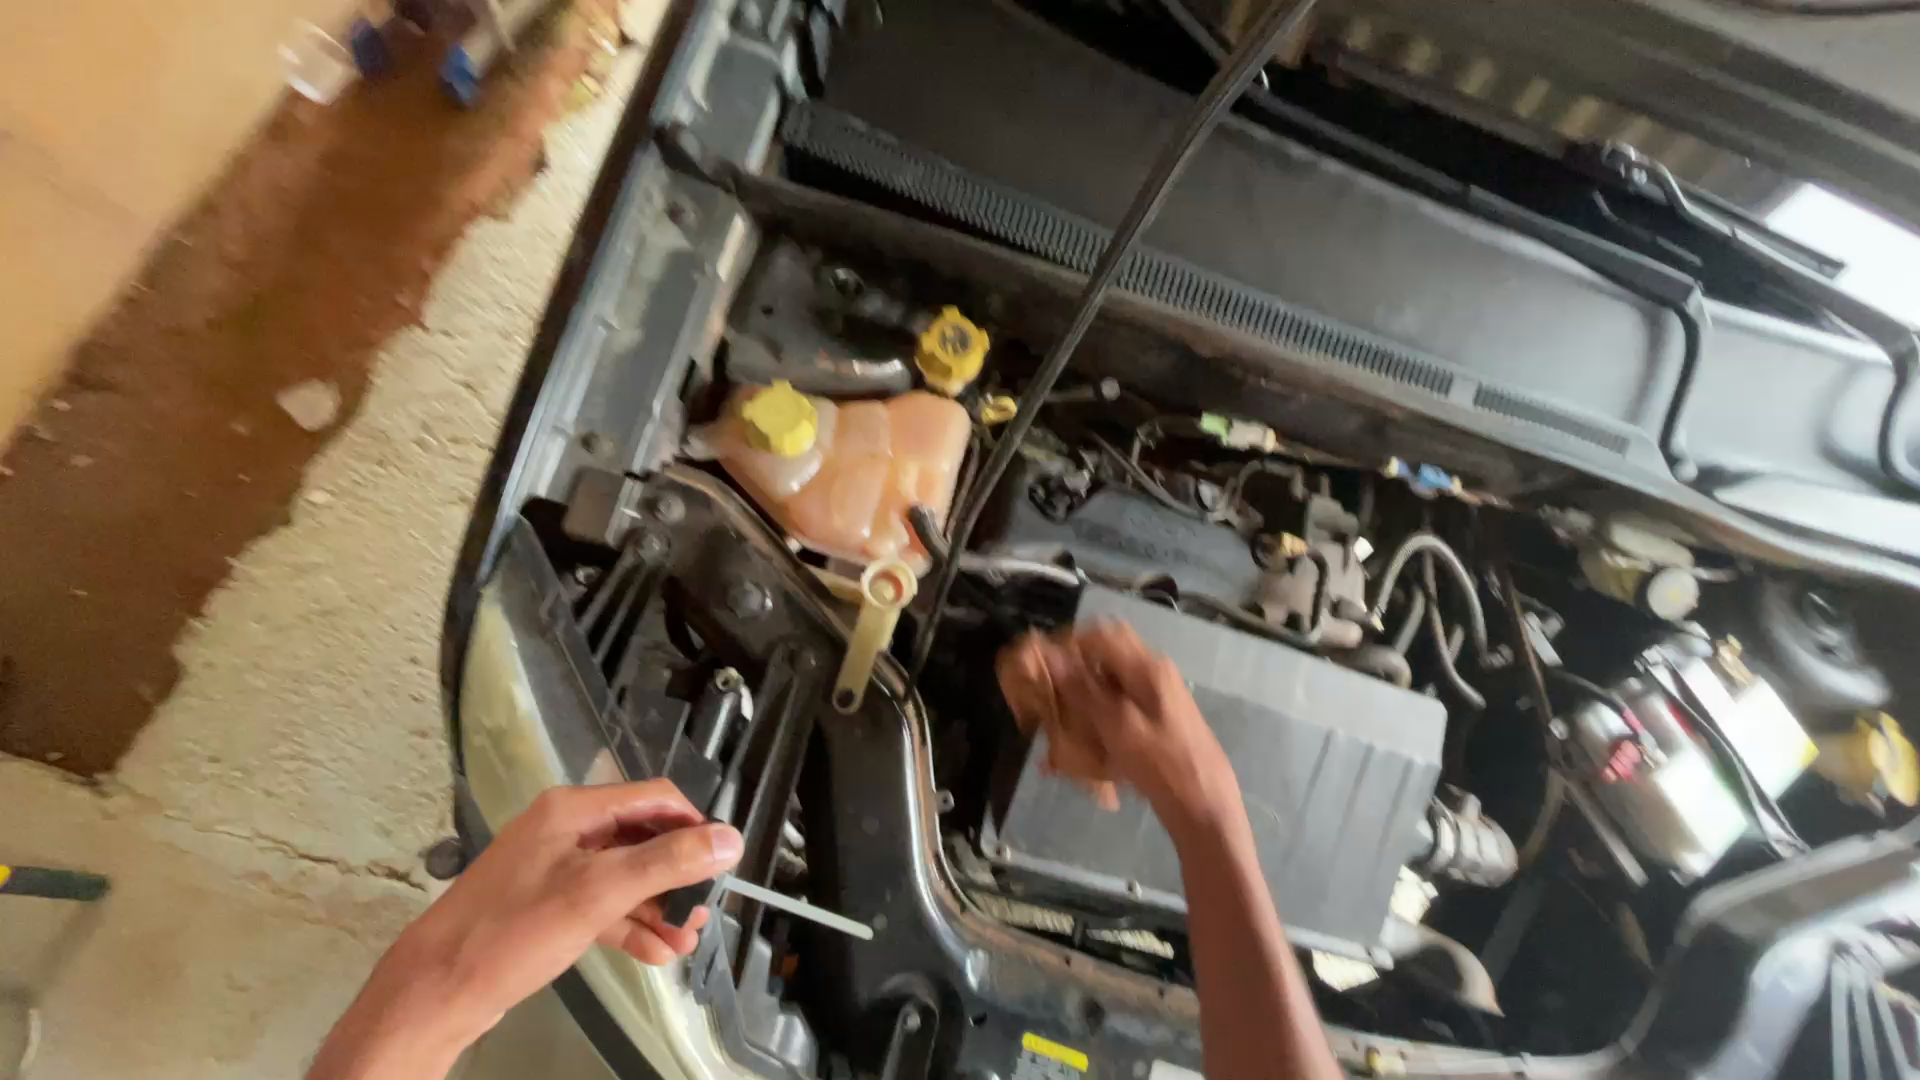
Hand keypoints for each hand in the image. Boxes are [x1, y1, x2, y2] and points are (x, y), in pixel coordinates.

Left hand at [309, 781, 742, 1079]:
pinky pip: (602, 903)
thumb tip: (731, 839)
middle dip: (677, 876)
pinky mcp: (546, 904)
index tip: (720, 862)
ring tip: (684, 941)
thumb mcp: (598, 893)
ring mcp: (554, 867)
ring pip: (624, 875)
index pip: (655, 798)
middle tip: (701, 911)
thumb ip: (668, 862)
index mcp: (575, 809)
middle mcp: (566, 829)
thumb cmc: (512, 933)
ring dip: (658, 906)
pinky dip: (630, 924)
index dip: (694, 825)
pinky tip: (656, 952)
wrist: (427, 999)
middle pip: (642, 838)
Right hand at [1000, 620, 1238, 834]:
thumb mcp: (1119, 728)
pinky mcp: (1156, 718)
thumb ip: (1083, 690)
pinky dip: (1097, 721)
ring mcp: (1156, 696)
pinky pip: (1118, 707)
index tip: (1045, 669)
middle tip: (1052, 699)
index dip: (1069, 645)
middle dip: (1074, 675)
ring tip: (1063, 729)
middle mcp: (1152, 674)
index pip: (1102, 634)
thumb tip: (1051, 655)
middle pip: (1104, 658)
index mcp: (1147, 668)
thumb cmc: (1164, 765)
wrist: (1206, 808)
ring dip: (1083, 700)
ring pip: (1108, 683)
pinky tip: (1083, 750)